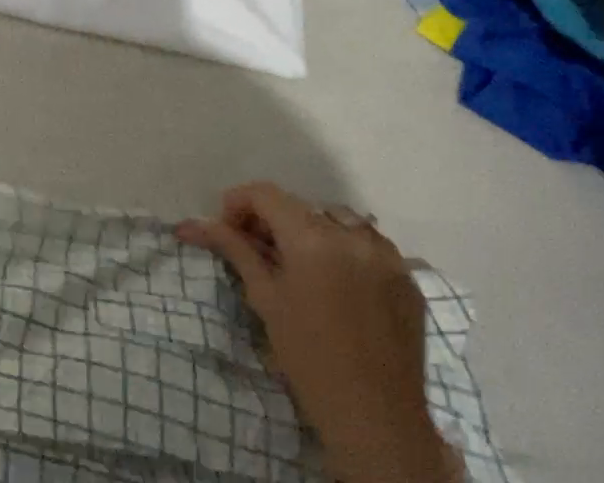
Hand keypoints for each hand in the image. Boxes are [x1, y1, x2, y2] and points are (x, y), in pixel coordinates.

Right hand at [177, 182, 457, 482]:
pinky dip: (344, 249)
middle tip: (256, 252)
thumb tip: (194, 225)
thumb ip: (234, 249)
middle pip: (300, 207)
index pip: (265, 194)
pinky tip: (333, 281)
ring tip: (297, 265)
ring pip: (338, 221)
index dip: (237, 203)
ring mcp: (389, 257)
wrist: (374, 410)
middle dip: (271, 220)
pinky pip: (370, 245)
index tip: (227, 232)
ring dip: (310, 231)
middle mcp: (355, 238)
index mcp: (314, 239)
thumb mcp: (263, 295)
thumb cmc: (306, 351)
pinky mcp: (409, 280)